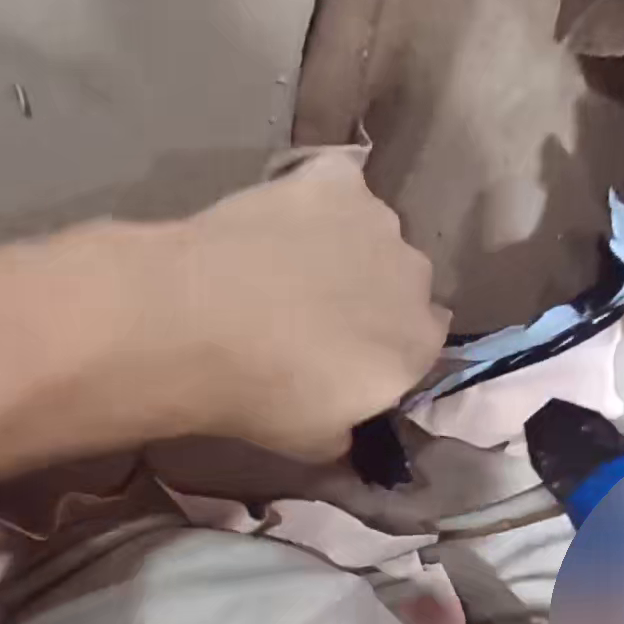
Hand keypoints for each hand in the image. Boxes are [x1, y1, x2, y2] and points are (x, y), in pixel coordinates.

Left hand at [142, 153, 448, 459]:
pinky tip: (272, 228)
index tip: (346, 358)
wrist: (201, 325)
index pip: (421, 344)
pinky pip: (334, 190)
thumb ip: (343, 436)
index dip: (383, 351)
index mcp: (416, 346)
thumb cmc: (262, 396)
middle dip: (367, 299)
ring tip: (279, 272)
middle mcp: (413, 279)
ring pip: (370, 237)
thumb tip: (344, 432)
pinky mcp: (333, 179)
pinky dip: (311, 206)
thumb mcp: (311, 444)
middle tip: (307, 317)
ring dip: (341, 252)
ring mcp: (376, 222)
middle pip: (400, 287)